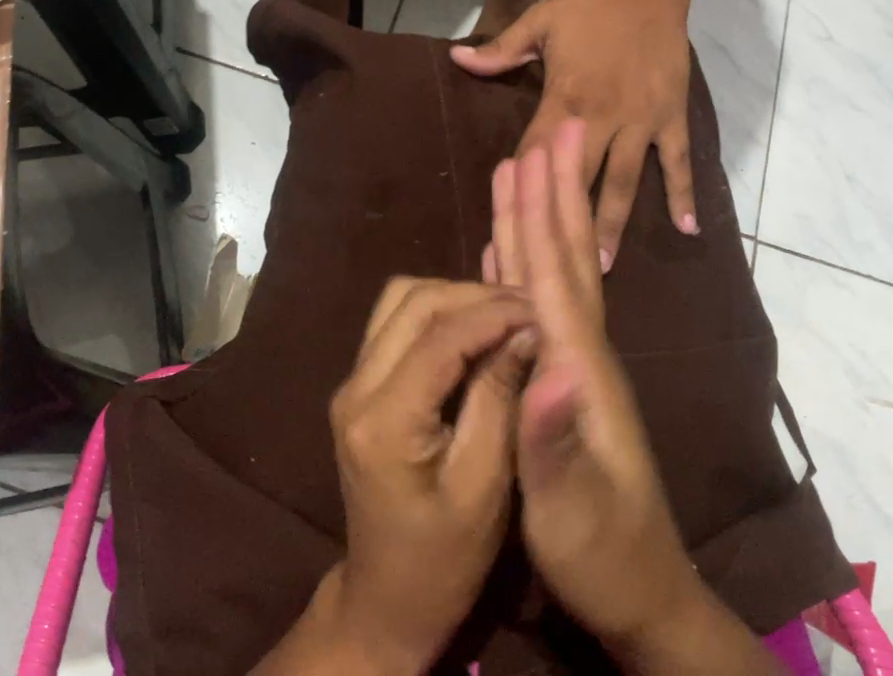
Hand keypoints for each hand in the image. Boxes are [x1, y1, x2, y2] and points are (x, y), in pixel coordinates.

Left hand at [323, 279, 538, 672]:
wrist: (388, 596)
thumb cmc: (445, 556)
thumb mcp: (485, 485)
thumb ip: (499, 400)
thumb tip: (527, 330)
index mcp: (384, 420)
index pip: (440, 335)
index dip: (494, 312)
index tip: (543, 309)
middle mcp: (355, 388)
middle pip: (412, 302)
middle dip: (474, 296)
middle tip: (528, 309)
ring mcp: (350, 384)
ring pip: (398, 302)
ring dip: (453, 298)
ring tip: (504, 317)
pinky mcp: (358, 388)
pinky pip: (393, 324)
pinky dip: (436, 315)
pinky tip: (474, 333)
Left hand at [453, 0, 697, 271]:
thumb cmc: (586, 7)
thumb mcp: (538, 22)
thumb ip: (499, 50)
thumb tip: (456, 60)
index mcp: (567, 100)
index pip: (539, 152)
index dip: (525, 188)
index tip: (510, 226)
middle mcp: (605, 119)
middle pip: (581, 179)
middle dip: (567, 223)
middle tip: (555, 269)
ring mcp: (642, 122)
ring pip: (627, 182)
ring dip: (614, 223)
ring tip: (604, 266)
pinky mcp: (672, 117)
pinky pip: (678, 161)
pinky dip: (684, 194)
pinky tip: (688, 229)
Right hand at [489, 120, 715, 651]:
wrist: (644, 592)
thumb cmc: (602, 554)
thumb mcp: (570, 510)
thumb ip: (555, 441)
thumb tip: (551, 366)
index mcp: (580, 371)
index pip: (554, 277)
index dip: (538, 215)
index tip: (530, 153)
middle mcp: (585, 355)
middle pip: (564, 259)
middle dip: (553, 194)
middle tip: (547, 133)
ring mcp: (582, 368)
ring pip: (559, 275)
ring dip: (545, 220)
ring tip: (530, 173)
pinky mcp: (571, 384)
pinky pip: (548, 306)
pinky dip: (531, 268)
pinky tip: (515, 255)